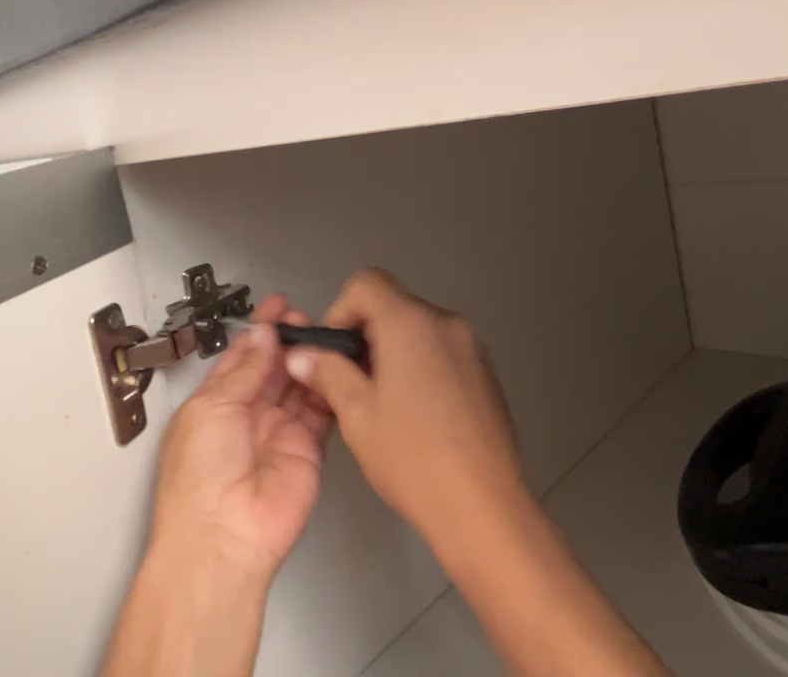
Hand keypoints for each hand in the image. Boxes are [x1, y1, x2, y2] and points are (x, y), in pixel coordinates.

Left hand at [148, 295, 333, 577]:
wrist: (225, 538)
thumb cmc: (199, 478)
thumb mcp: (212, 409)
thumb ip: (245, 369)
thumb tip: (263, 335)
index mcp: (214, 404)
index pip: (241, 358)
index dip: (260, 330)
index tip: (278, 305)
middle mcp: (248, 415)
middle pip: (273, 367)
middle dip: (288, 340)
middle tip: (306, 316)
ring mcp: (279, 430)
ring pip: (299, 384)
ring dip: (310, 358)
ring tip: (325, 332)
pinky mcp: (308, 447)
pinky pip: (322, 409)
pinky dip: (330, 385)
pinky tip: (338, 362)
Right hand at [283, 270, 525, 554]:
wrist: (483, 504)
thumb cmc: (412, 456)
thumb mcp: (357, 414)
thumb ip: (328, 373)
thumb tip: (301, 354)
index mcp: (412, 323)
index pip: (367, 282)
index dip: (339, 311)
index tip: (334, 356)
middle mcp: (446, 322)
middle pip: (394, 305)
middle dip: (364, 337)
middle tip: (350, 387)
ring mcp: (472, 347)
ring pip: (418, 331)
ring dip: (392, 354)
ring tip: (382, 407)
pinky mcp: (486, 372)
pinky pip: (442, 352)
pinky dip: (420, 367)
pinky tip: (417, 417)